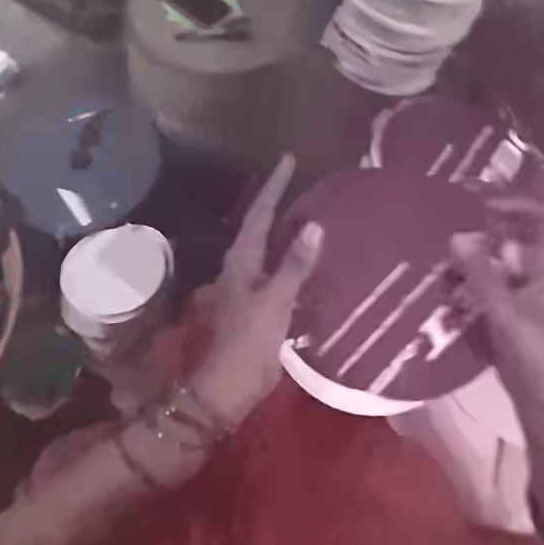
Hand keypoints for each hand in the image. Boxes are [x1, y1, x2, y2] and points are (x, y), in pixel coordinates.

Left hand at [186, 154, 323, 424]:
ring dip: (283, 223)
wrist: (229, 385)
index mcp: (242, 258)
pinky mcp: (259, 300)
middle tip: (298, 176)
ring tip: (305, 204)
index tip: (288, 159)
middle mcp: (242, 264)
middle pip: (261, 222)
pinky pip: (276, 264)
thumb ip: (294, 265)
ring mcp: (249, 283)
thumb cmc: (249, 342)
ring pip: (267, 242)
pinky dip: (290, 251)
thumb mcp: (275, 302)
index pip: (260, 212)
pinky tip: (307, 253)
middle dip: (277, 198)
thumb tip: (314, 225)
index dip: (274, 186)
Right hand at [450, 187, 543, 374]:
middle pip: (523, 237)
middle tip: (455, 219)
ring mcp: (531, 294)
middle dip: (490, 226)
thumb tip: (457, 235)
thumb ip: (480, 273)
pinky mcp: (516, 311)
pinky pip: (494, 281)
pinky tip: (448, 280)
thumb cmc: (535, 358)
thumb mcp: (504, 313)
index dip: (520, 205)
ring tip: (446, 247)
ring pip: (505, 259)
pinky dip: (474, 275)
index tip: (483, 202)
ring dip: (478, 251)